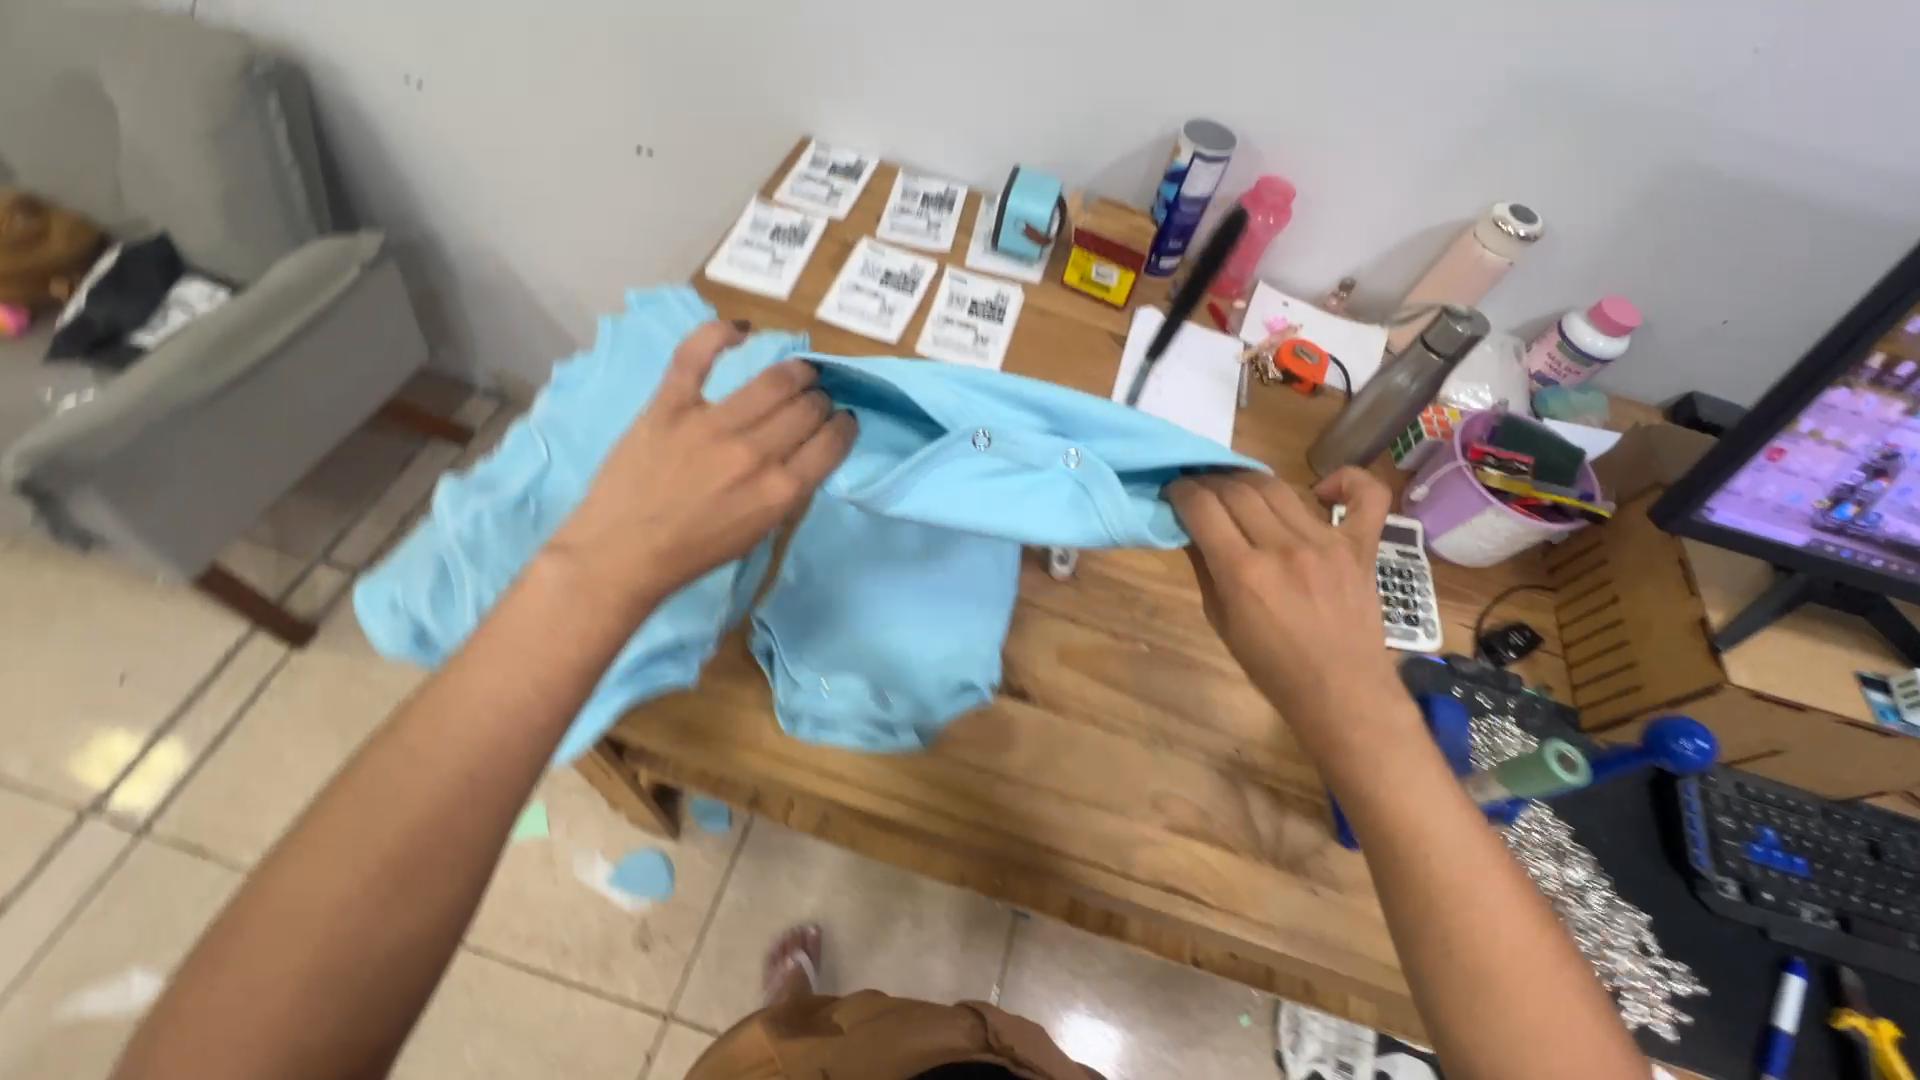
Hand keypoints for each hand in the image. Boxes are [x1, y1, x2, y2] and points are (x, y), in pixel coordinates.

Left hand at [544, 320, 856, 611]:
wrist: (621, 554)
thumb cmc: (694, 551)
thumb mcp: (759, 532)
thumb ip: (787, 490)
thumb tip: (808, 451)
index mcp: (780, 490)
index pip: (832, 442)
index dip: (844, 425)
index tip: (842, 420)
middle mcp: (754, 453)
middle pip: (808, 407)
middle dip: (820, 401)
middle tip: (815, 401)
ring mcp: (711, 424)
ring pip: (774, 380)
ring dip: (796, 371)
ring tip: (798, 372)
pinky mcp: (669, 406)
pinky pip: (697, 355)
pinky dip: (720, 333)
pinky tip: (740, 330)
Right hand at [1167, 467, 1402, 726]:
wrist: (1340, 692)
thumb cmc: (1271, 667)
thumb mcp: (1221, 621)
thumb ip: (1205, 568)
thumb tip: (1191, 528)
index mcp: (1243, 573)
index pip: (1202, 507)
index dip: (1180, 491)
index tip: (1173, 491)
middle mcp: (1283, 548)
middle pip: (1237, 489)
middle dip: (1209, 481)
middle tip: (1199, 488)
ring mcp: (1327, 543)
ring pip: (1280, 487)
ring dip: (1250, 480)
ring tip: (1238, 487)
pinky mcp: (1362, 547)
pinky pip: (1366, 497)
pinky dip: (1348, 481)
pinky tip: (1323, 489)